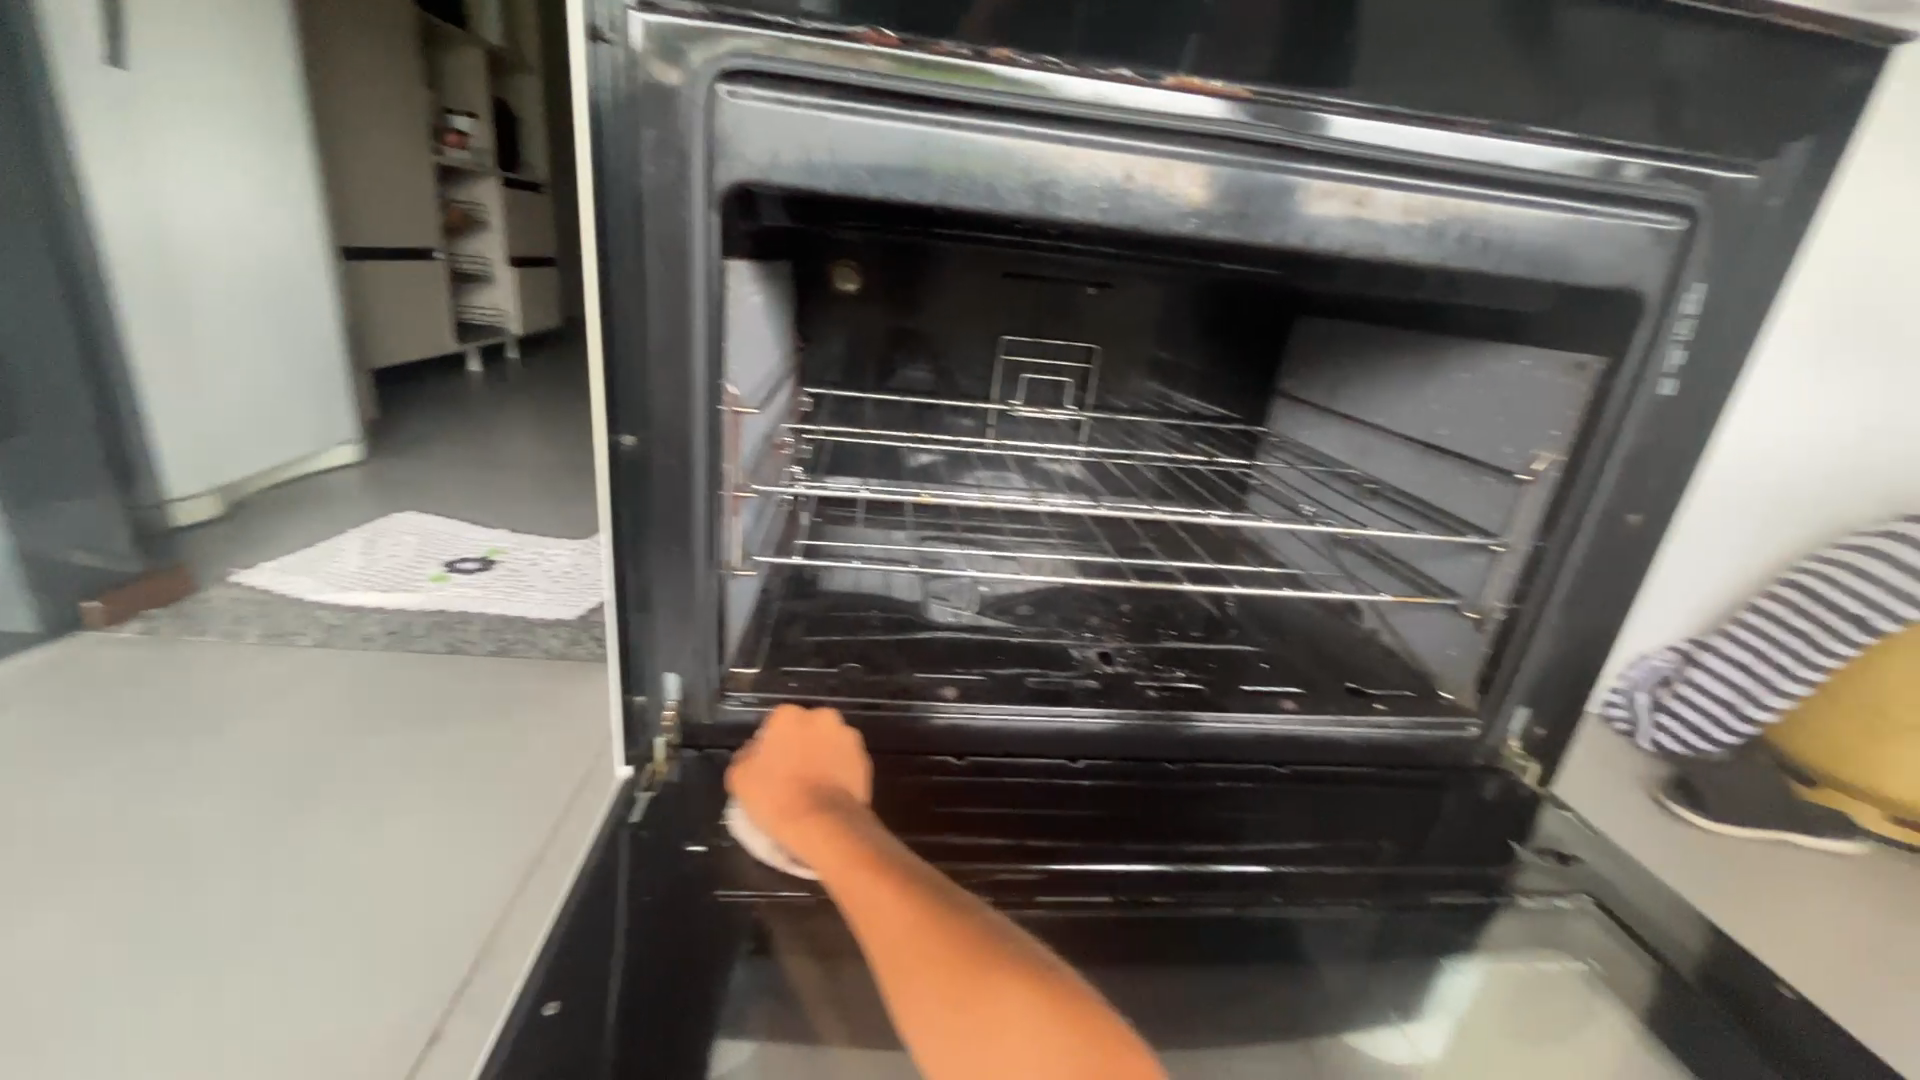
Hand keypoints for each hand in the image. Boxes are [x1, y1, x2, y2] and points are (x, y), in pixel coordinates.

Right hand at [725, 705, 873, 861]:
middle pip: (806, 729)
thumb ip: (746, 755)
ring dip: (822, 756)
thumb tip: (754, 751)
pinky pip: (846, 761)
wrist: (822, 824)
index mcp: (788, 715)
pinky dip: (839, 771)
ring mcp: (848, 736)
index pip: (775, 724)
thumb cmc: (775, 796)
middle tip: (791, 773)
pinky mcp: (865, 758)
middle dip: (800, 744)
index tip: (769, 765)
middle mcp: (822, 717)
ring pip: (829, 743)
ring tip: (812, 785)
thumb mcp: (739, 777)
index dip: (771, 745)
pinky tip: (829, 792)